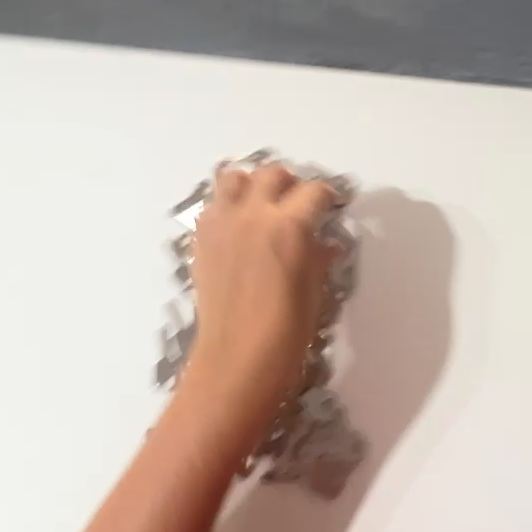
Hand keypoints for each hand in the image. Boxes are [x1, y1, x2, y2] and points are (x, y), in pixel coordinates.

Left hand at [175, 162, 336, 454]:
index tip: (329, 207)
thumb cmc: (287, 330)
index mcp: (289, 225)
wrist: (237, 358)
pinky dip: (227, 206)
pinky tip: (238, 227)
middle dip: (290, 184)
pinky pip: (214, 205)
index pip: (314, 191)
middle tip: (297, 204)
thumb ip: (319, 254)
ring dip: (252, 185)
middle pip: (273, 173)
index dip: (326, 197)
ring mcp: (222, 223)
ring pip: (234, 177)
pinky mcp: (202, 238)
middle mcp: (253, 214)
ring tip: (262, 205)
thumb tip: (325, 241)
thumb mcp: (314, 288)